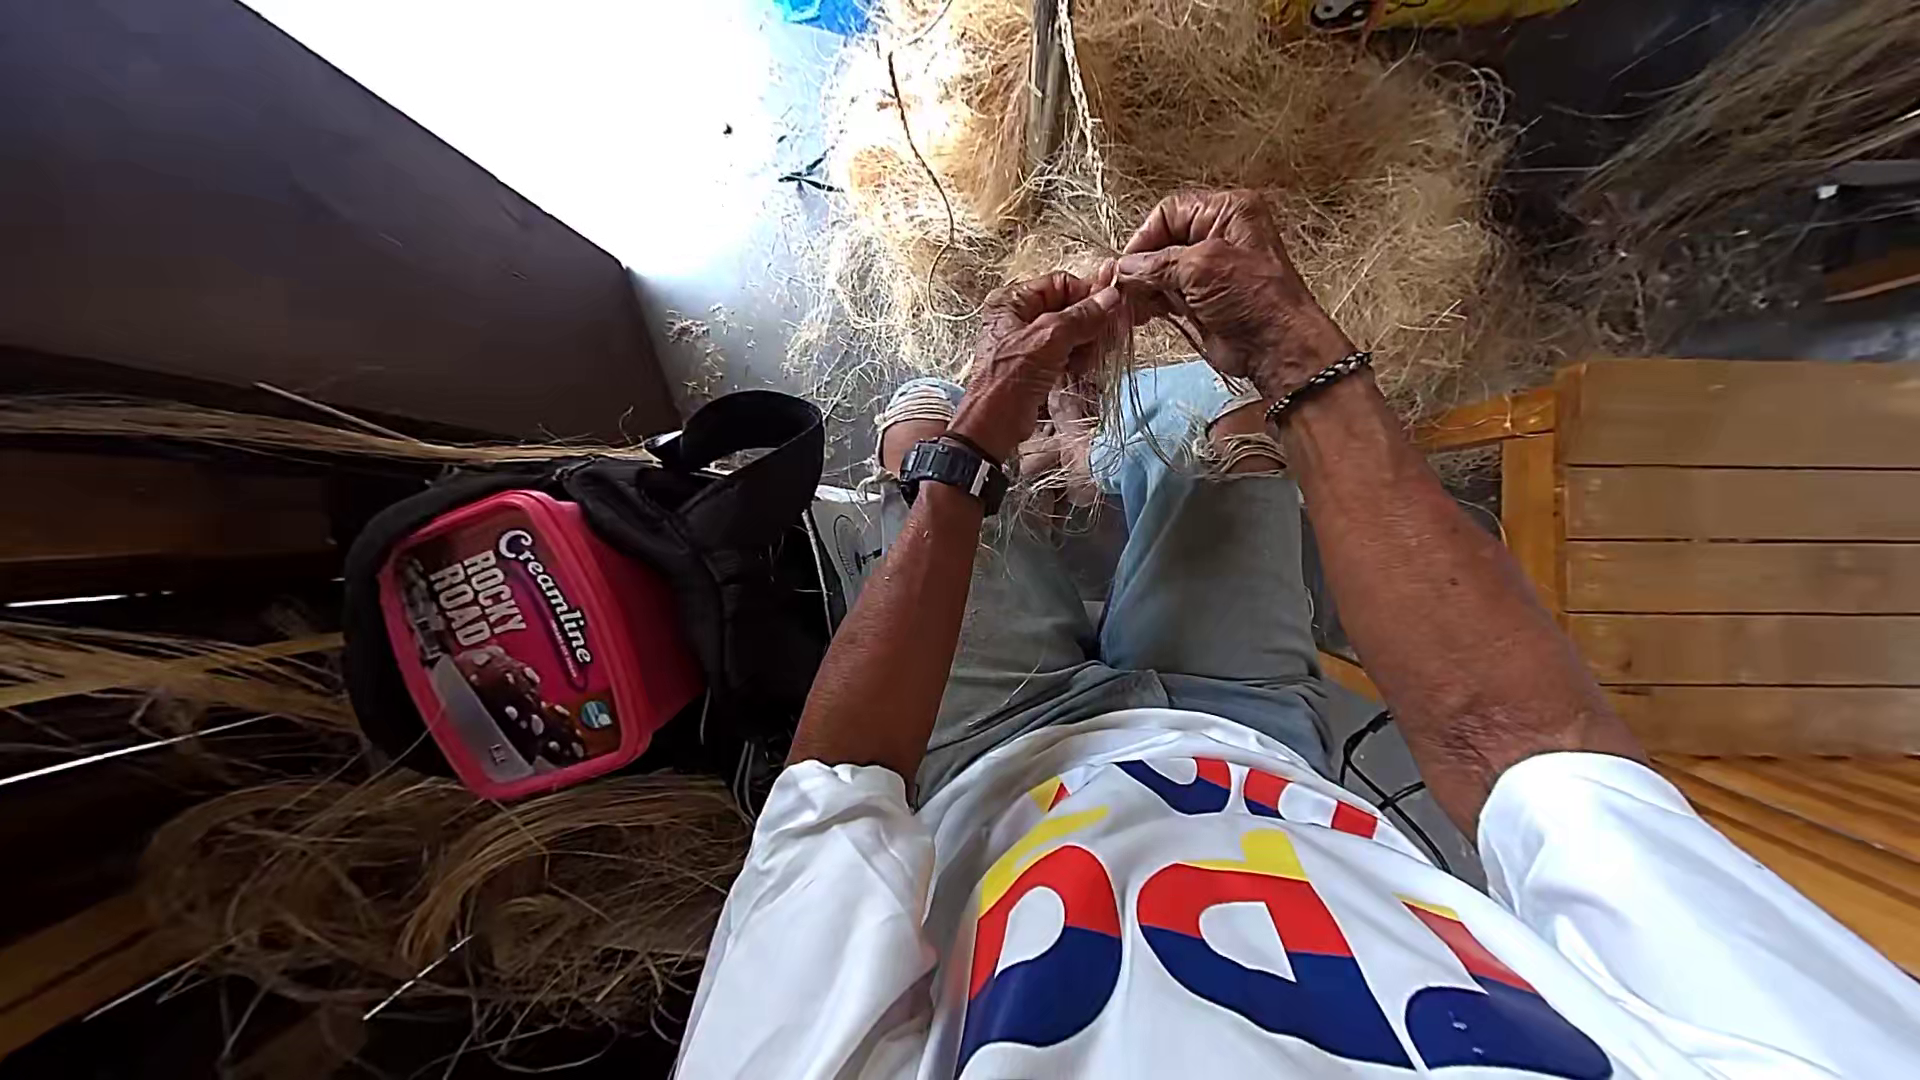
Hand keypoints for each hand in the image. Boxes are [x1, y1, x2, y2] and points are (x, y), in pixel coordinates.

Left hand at [949, 271, 1120, 462]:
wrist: (994, 424)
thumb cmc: (1012, 377)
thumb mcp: (1049, 339)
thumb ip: (1081, 316)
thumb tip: (1111, 296)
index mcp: (1012, 301)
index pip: (1059, 284)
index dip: (1086, 294)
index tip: (1110, 309)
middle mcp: (1017, 317)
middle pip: (1066, 308)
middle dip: (1088, 323)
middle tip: (1103, 338)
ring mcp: (1027, 343)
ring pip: (1069, 332)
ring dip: (1085, 343)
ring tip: (1088, 358)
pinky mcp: (1035, 365)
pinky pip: (1064, 352)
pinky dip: (1076, 358)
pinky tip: (1081, 368)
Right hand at [1114, 190, 1353, 395]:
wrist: (1273, 346)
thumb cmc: (1251, 298)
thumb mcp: (1202, 268)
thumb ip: (1159, 264)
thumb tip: (1123, 268)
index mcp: (1226, 212)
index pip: (1170, 212)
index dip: (1145, 237)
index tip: (1126, 266)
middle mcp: (1216, 236)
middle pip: (1162, 243)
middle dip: (1140, 267)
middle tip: (1121, 291)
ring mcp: (1206, 271)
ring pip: (1159, 272)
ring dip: (1141, 289)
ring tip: (1128, 308)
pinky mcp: (1199, 300)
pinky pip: (1164, 296)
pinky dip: (1148, 304)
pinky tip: (1137, 316)